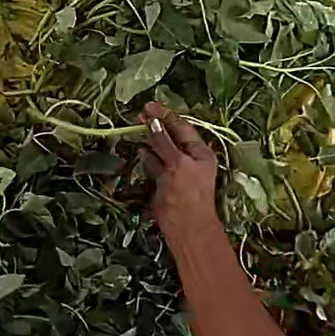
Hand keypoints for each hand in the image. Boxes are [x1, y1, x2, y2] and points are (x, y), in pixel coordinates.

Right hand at [137, 102, 219, 239]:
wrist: (185, 229)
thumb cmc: (187, 194)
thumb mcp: (178, 163)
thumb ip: (164, 141)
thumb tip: (152, 121)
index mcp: (199, 152)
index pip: (181, 127)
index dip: (165, 116)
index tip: (148, 106)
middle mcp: (188, 159)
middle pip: (170, 137)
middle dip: (155, 126)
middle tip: (138, 115)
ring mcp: (175, 171)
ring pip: (160, 150)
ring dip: (149, 140)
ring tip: (135, 127)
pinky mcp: (163, 183)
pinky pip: (154, 165)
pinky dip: (147, 157)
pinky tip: (139, 150)